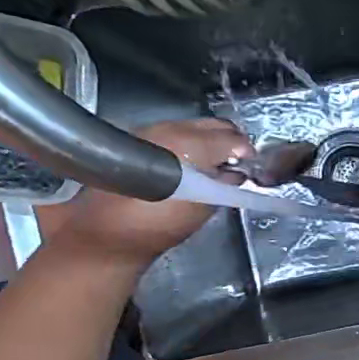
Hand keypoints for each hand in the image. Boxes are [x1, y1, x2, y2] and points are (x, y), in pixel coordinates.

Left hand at [39, 119, 251, 268]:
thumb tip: (235, 174)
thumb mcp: (203, 208)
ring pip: (193, 126)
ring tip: (213, 166)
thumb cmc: (157, 225)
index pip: (232, 139)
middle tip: (237, 164)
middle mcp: (169, 129)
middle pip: (214, 125)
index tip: (252, 166)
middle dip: (230, 142)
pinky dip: (189, 145)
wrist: (106, 234)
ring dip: (210, 142)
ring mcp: (149, 131)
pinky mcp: (136, 139)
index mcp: (190, 145)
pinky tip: (189, 165)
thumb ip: (226, 185)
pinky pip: (174, 133)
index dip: (247, 153)